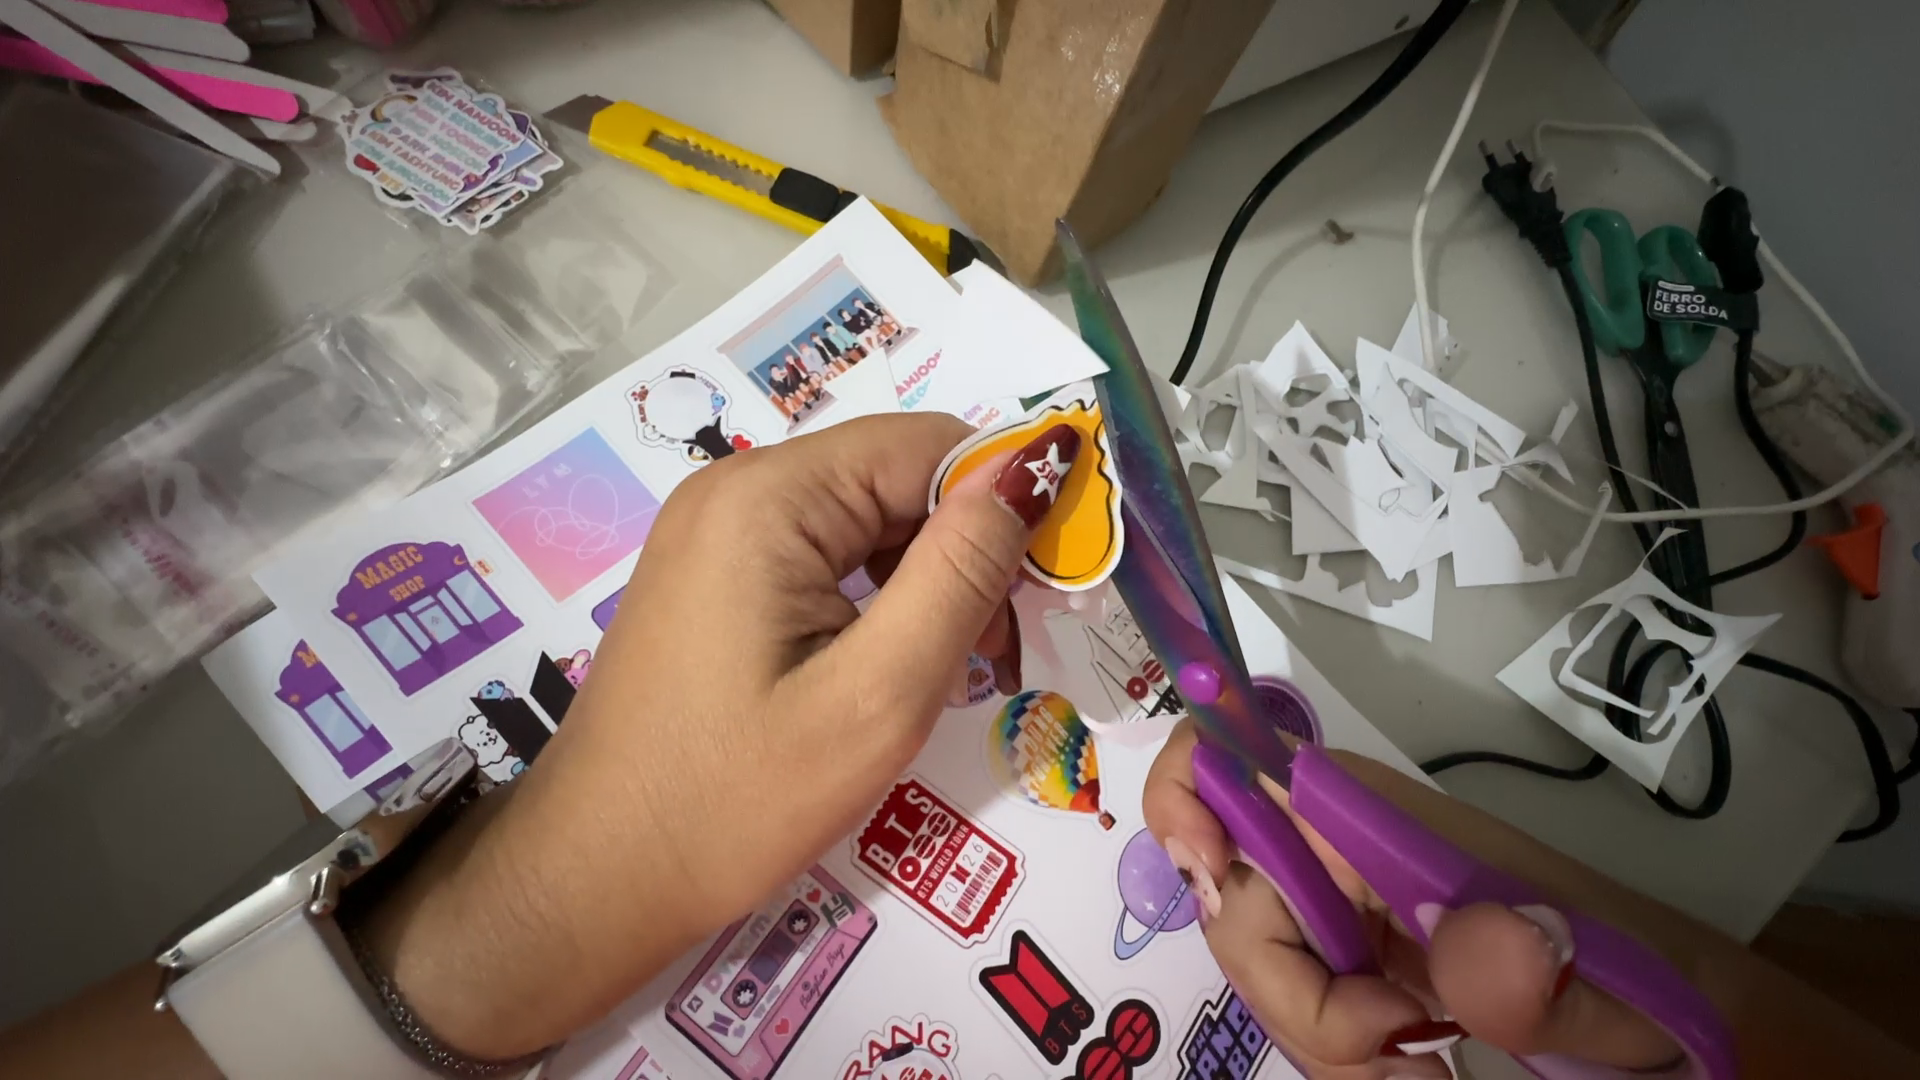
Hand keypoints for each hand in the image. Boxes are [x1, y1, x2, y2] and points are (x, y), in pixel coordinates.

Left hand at [360, 413, 1080, 1059]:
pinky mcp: (720, 571)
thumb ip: (959, 573)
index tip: (1046, 581)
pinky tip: (892, 657)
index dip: (1002, 498)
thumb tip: (1025, 472)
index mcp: (770, 497)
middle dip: (964, 547)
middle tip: (995, 645)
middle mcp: (739, 488)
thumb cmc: (738, 800)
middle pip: (896, 478)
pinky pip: (828, 553)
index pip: (926, 446)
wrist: (596, 880)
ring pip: (868, 518)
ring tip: (949, 661)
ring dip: (926, 576)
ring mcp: (722, 529)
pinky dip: (880, 593)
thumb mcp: (879, 694)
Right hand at [1144, 722, 1701, 1078]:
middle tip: (1386, 1049)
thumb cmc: (1621, 966)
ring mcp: (1319, 892)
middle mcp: (1314, 836)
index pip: (1218, 754)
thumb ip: (1523, 972)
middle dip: (1284, 990)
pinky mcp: (1329, 943)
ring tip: (1413, 1070)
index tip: (1210, 879)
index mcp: (1349, 805)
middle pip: (1222, 895)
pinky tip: (1395, 1063)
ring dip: (1311, 1030)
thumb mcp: (1594, 979)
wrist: (1655, 1008)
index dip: (1179, 796)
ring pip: (1247, 953)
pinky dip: (1324, 1039)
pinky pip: (1281, 988)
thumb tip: (1461, 951)